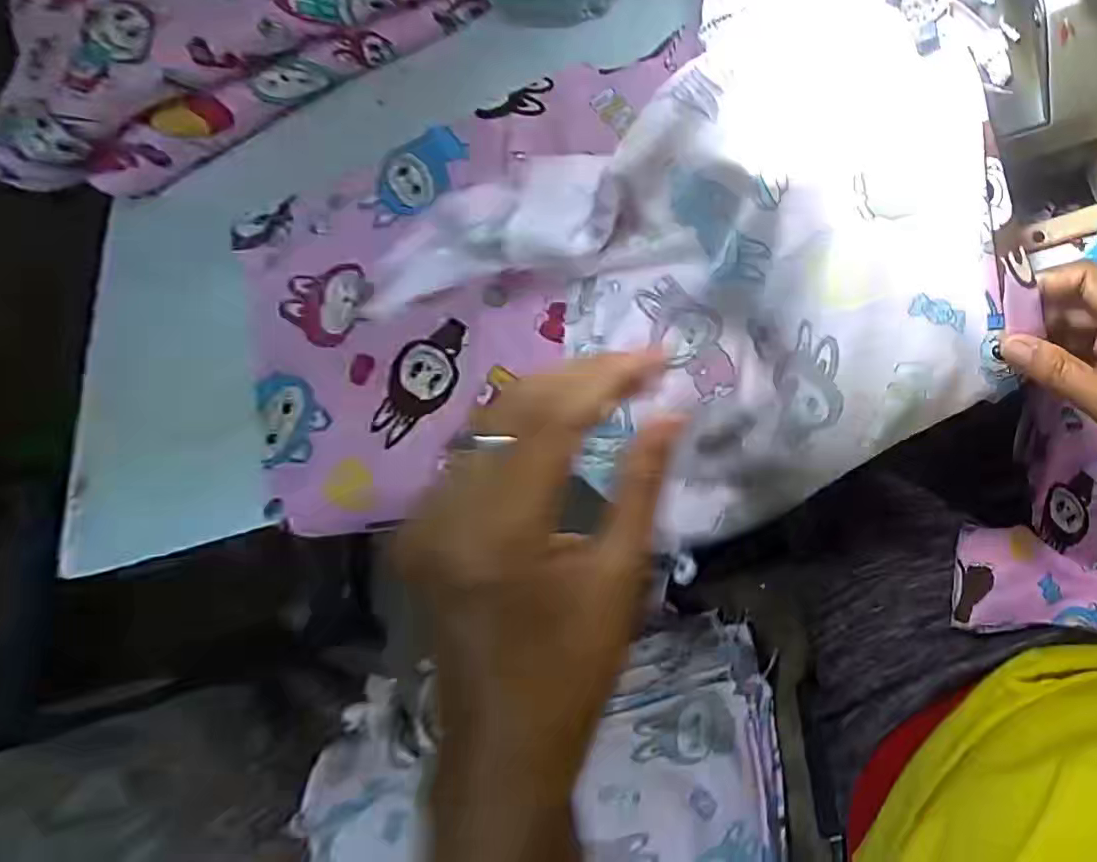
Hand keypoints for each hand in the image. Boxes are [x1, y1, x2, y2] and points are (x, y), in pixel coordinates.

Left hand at [393, 350, 683, 861]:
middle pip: (513, 407)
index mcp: (499, 530)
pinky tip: (566, 416)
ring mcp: (424, 519)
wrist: (502, 738)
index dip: (609, 377)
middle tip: (641, 362)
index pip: (552, 419)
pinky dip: (525, 420)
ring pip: (488, 421)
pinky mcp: (424, 527)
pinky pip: (475, 449)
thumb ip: (642, 482)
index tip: (657, 357)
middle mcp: (447, 513)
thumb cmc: (575, 662)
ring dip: (553, 390)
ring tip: (613, 379)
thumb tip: (672, 412)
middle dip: (582, 373)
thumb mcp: (622, 572)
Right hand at [1000, 261, 1096, 509]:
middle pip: (1078, 303)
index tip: (1007, 303)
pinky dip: (1057, 360)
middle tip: (998, 331)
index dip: (1046, 284)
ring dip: (1044, 338)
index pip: (1087, 279)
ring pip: (1077, 331)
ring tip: (1005, 349)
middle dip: (1039, 314)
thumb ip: (1055, 369)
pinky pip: (1082, 356)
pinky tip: (1029, 367)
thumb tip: (1004, 343)